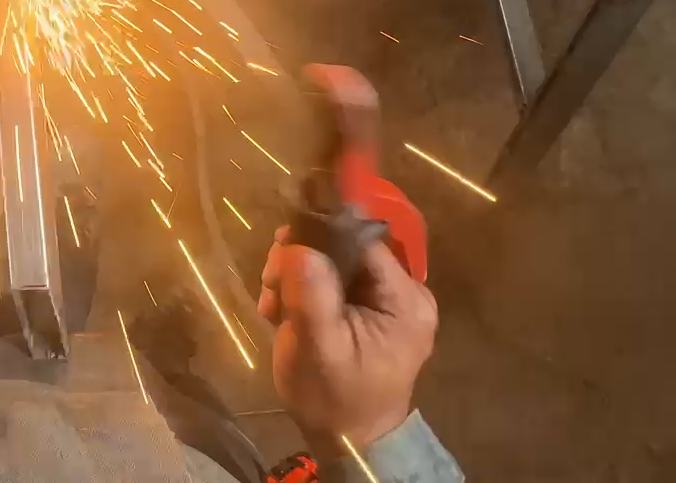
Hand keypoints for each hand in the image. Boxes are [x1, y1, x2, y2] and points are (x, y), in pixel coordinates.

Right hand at [259, 226, 437, 446]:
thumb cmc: (336, 397)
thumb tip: (297, 244)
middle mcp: (399, 289)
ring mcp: (380, 295)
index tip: (280, 252)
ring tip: (273, 303)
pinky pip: (324, 271)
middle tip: (271, 286)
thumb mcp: (321, 348)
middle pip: (341, 242)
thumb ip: (312, 294)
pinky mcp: (360, 302)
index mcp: (404, 298)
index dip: (318, 236)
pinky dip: (296, 283)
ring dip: (292, 271)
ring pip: (327, 254)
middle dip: (299, 257)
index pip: (359, 238)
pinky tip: (280, 308)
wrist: (344, 440)